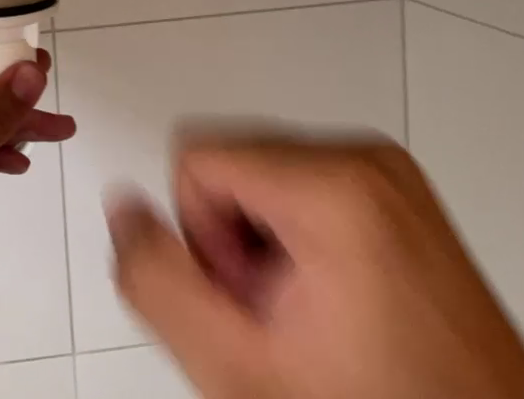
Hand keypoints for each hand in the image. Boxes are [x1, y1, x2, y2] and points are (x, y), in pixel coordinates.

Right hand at [106, 134, 523, 398]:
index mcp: (336, 183)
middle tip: (280, 317)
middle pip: (229, 162)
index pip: (194, 157)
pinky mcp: (399, 195)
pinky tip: (332, 308)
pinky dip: (297, 245)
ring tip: (310, 318)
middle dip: (231, 241)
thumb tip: (124, 208)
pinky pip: (301, 189)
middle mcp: (369, 160)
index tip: (251, 299)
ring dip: (262, 248)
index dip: (200, 237)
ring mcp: (391, 176)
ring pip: (259, 178)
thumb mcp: (237, 366)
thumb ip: (155, 276)